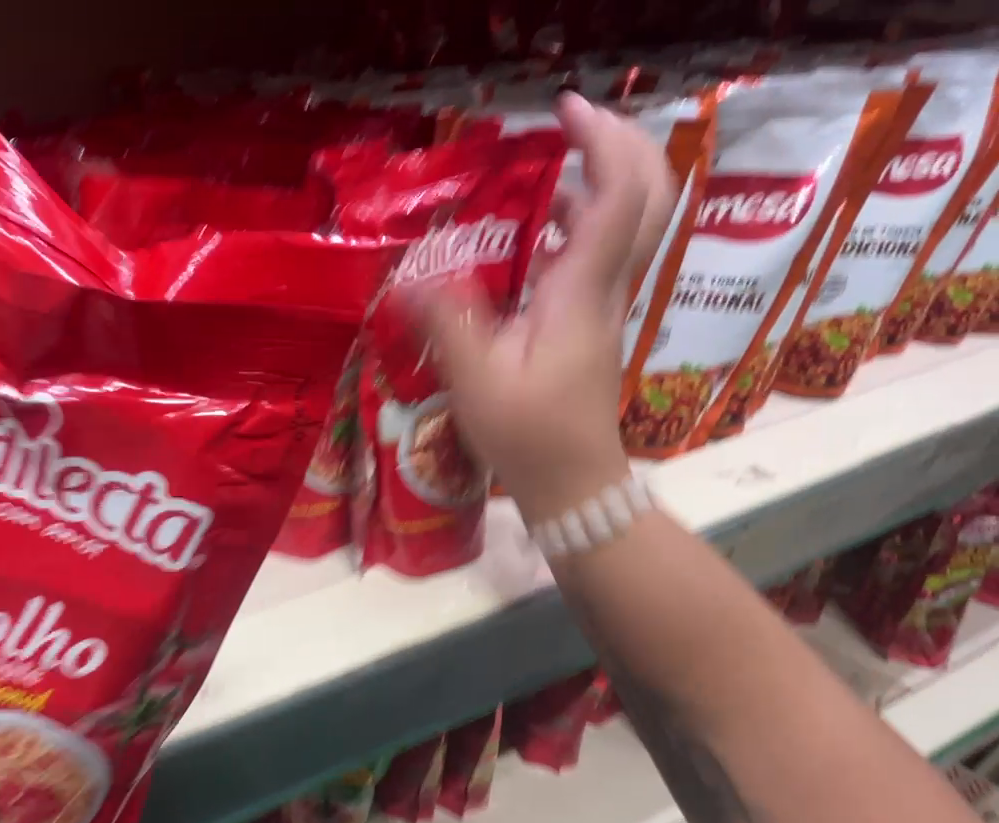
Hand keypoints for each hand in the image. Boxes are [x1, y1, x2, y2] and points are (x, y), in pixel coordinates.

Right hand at [408, 94, 676, 521]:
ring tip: (553, 162)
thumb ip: (447, 323)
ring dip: (601, 179)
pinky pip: (595, 253)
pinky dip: (577, 222)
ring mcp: (600, 304)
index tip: (562, 111)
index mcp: (582, 290)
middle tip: (570, 124)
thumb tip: (407, 275)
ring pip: (627, 222)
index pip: (618, 195)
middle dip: (617, 145)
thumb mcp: (477, 380)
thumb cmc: (527, 433)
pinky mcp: (586, 322)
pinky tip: (535, 230)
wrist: (572, 480)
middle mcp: (603, 286)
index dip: (600, 142)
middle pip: (646, 195)